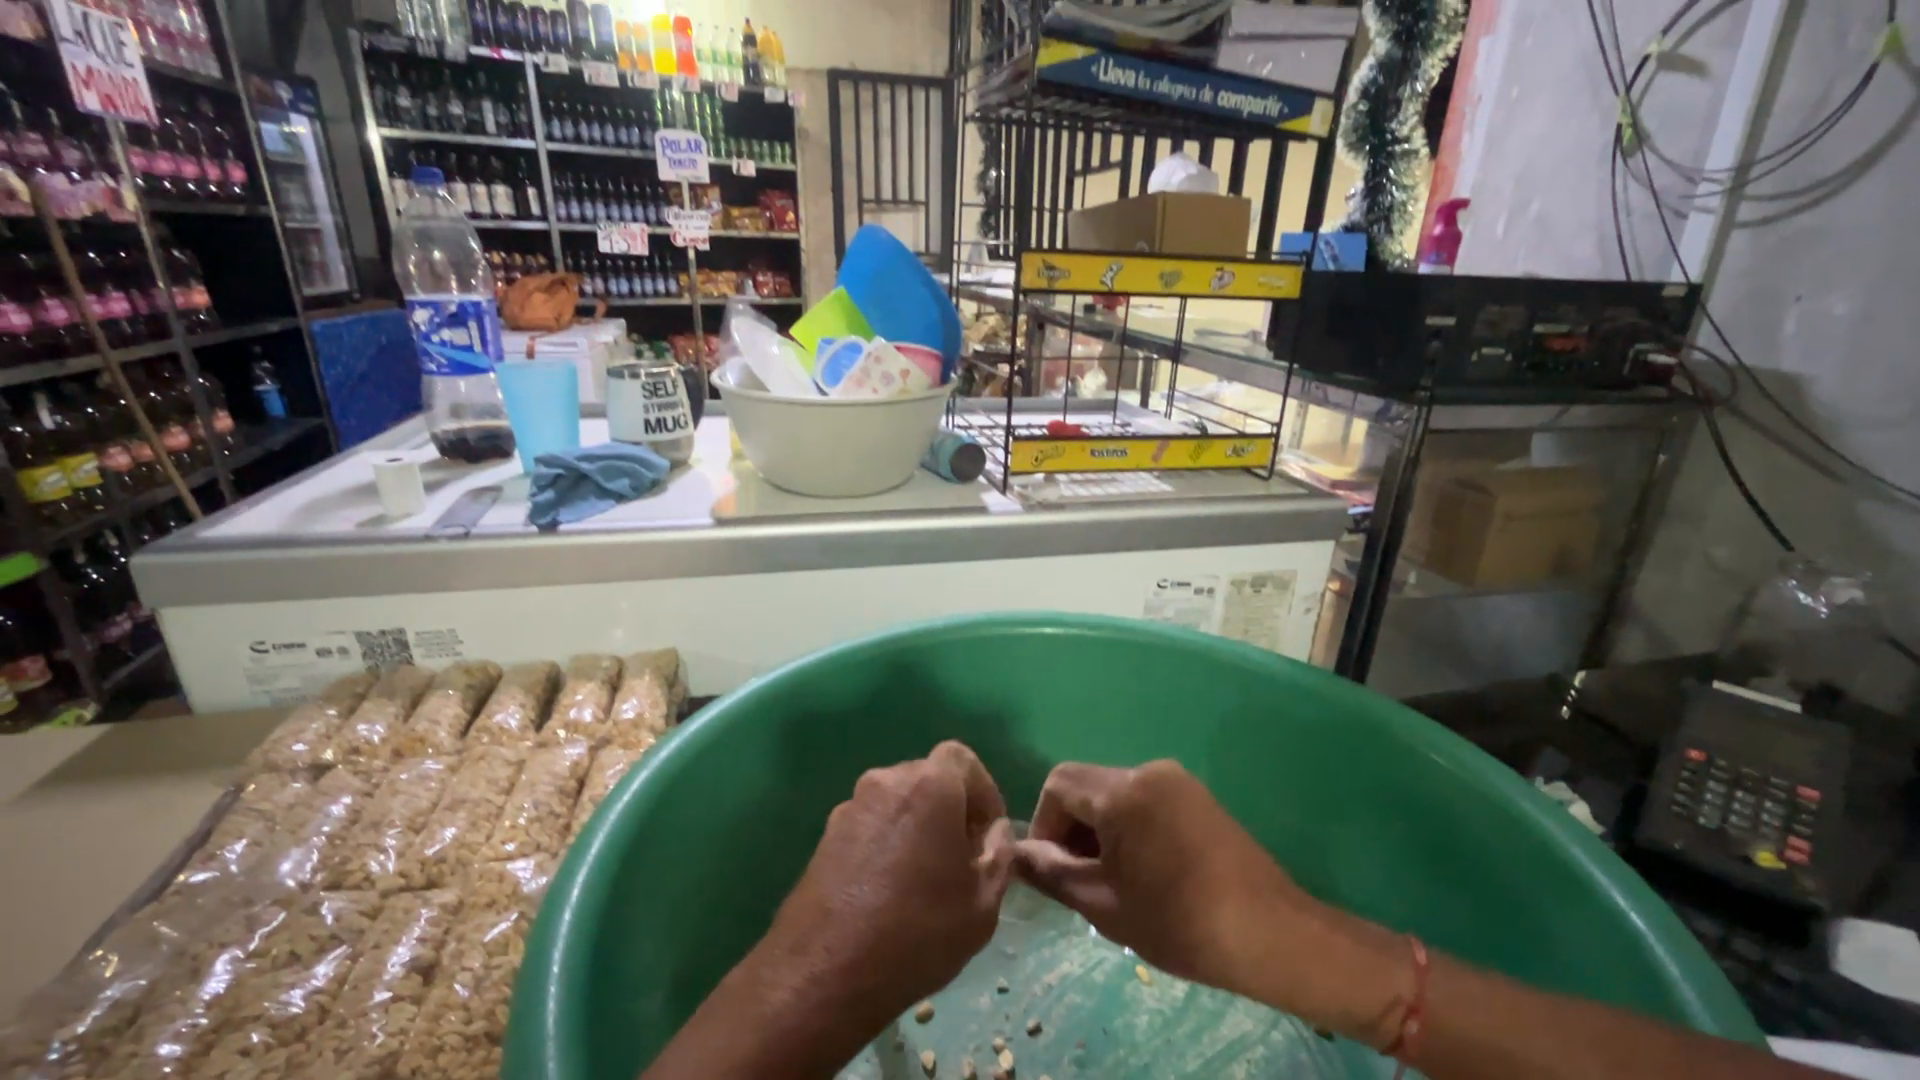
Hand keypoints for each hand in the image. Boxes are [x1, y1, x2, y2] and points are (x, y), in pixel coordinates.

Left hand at [753, 741, 1014, 1031]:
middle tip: (962, 858)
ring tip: (926, 880)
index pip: (962, 759)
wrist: (825, 972)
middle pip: (928, 778)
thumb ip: (1000, 854)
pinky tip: (891, 892)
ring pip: (898, 804)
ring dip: (918, 828)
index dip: (983, 792)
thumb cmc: (918, 931)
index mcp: (929, 786)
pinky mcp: (825, 837)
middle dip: (951, 809)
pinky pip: (871, 826)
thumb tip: (994, 832)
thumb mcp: (984, 903)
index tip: (988, 836)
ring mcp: (850, 808)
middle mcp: (886, 783)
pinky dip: (888, 844)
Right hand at [1015, 760, 1359, 1010]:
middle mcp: (1148, 771)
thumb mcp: (1102, 904)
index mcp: (1122, 792)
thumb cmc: (1178, 923)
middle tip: (1082, 880)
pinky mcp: (1199, 797)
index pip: (1058, 784)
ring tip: (1114, 881)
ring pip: (1116, 794)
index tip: (1055, 870)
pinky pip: (1145, 800)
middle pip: (1086, 786)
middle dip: (1071, 828)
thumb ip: (1051, 872)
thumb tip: (1014, 854)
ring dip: (1100, 829)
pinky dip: (1129, 826)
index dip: (1044, 826)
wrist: (1270, 934)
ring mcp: (1178, 781)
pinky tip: (1145, 871)